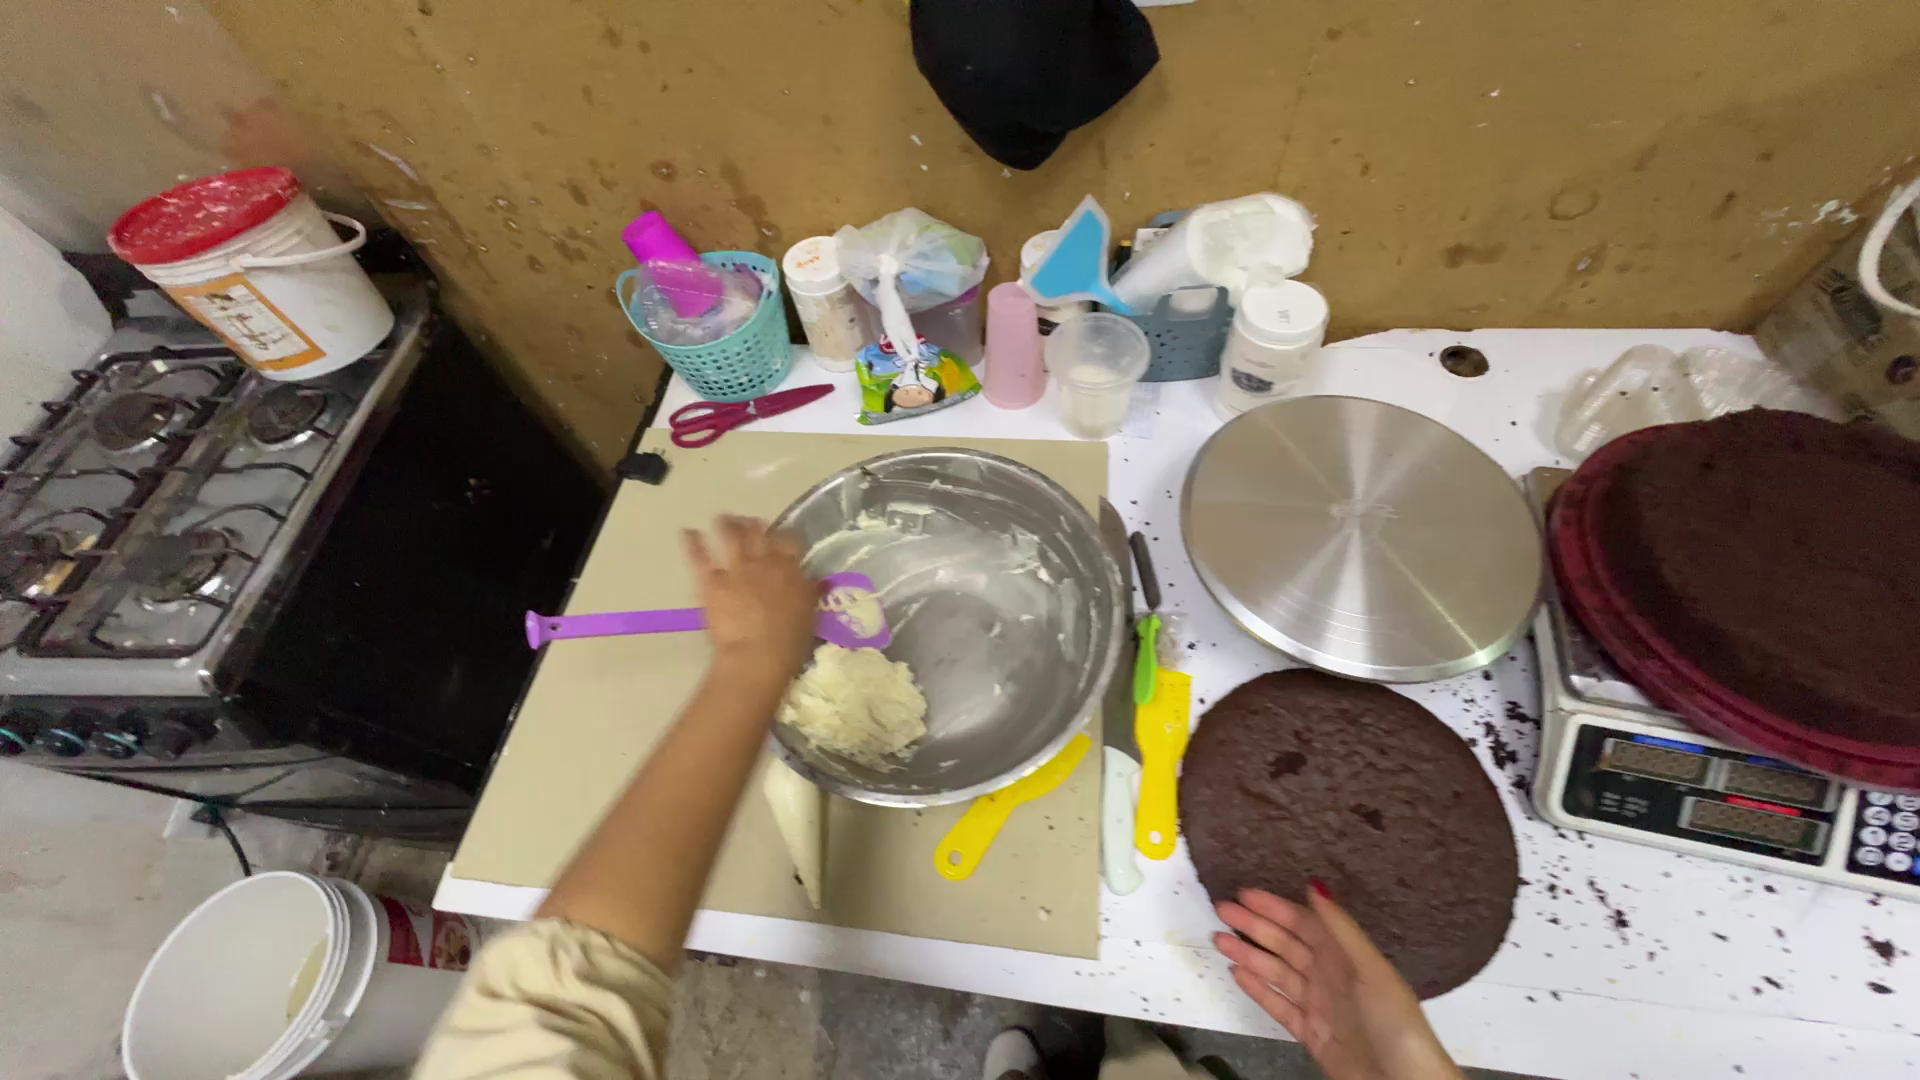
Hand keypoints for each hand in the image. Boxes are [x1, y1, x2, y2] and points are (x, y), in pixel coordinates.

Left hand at [683, 516, 818, 684]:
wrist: (759, 655)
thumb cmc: (790, 641)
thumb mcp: (810, 614)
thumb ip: (811, 592)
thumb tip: (819, 580)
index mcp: (790, 568)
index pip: (790, 539)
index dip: (786, 534)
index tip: (783, 534)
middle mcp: (764, 561)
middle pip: (759, 532)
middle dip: (754, 524)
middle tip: (750, 523)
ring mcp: (736, 569)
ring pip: (731, 536)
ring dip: (727, 524)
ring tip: (723, 519)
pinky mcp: (712, 582)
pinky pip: (700, 557)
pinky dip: (693, 543)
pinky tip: (687, 532)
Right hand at [1214, 885, 1461, 1079]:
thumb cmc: (1393, 1022)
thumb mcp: (1371, 969)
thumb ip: (1340, 928)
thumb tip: (1313, 884)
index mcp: (1345, 956)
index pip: (1303, 923)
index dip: (1274, 907)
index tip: (1244, 893)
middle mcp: (1328, 975)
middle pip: (1285, 944)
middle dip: (1253, 925)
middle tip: (1221, 909)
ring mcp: (1318, 1005)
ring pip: (1276, 971)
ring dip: (1247, 953)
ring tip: (1218, 940)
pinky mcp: (1310, 1033)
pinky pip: (1278, 1005)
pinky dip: (1257, 988)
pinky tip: (1237, 973)